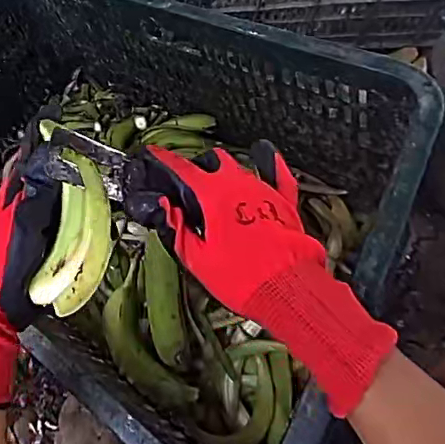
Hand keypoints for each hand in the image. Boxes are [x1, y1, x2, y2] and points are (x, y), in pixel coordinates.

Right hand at [124, 142, 397, 415]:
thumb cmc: (242, 278)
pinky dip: (269, 164)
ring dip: (226, 171)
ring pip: (240, 166)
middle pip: (213, 160)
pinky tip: (265, 154)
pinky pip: (278, 174)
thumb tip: (166, 208)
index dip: (165, 158)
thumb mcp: (197, 259)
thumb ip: (177, 228)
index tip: (156, 153)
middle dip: (198, 166)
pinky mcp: (284, 202)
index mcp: (212, 195)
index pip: (182, 167)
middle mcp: (237, 183)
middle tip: (189, 183)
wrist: (288, 290)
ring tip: (218, 182)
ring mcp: (263, 190)